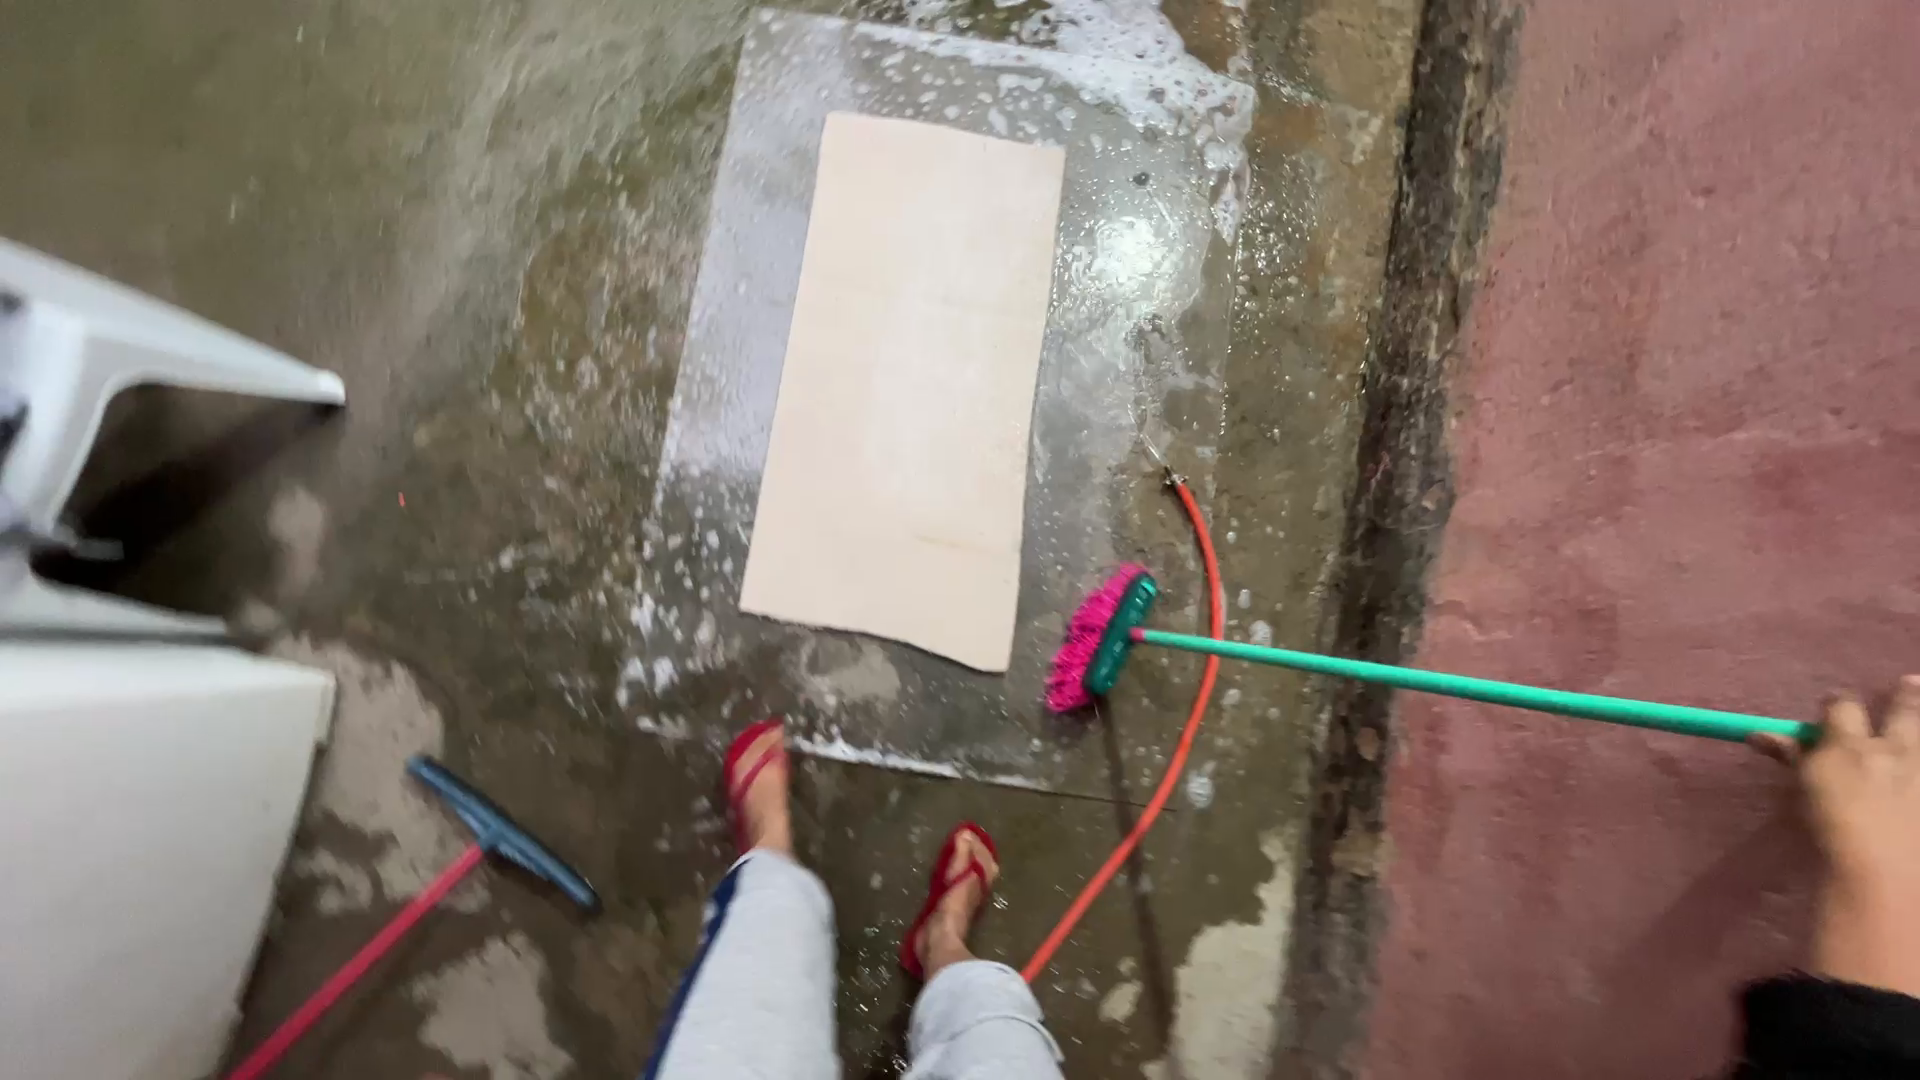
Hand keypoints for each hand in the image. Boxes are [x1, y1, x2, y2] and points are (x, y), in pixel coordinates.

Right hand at [1753, 678, 1919, 996]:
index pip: (1841, 707)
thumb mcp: (1806, 787)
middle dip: (1906, 696)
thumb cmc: (1834, 824)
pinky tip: (1919, 761)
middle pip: (1905, 713)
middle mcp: (1896, 750)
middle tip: (1911, 680)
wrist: (1888, 867)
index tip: (1836, 702)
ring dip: (1918, 715)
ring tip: (1918, 695)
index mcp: (1852, 746)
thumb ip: (1791, 757)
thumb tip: (1757, 735)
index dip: (1837, 703)